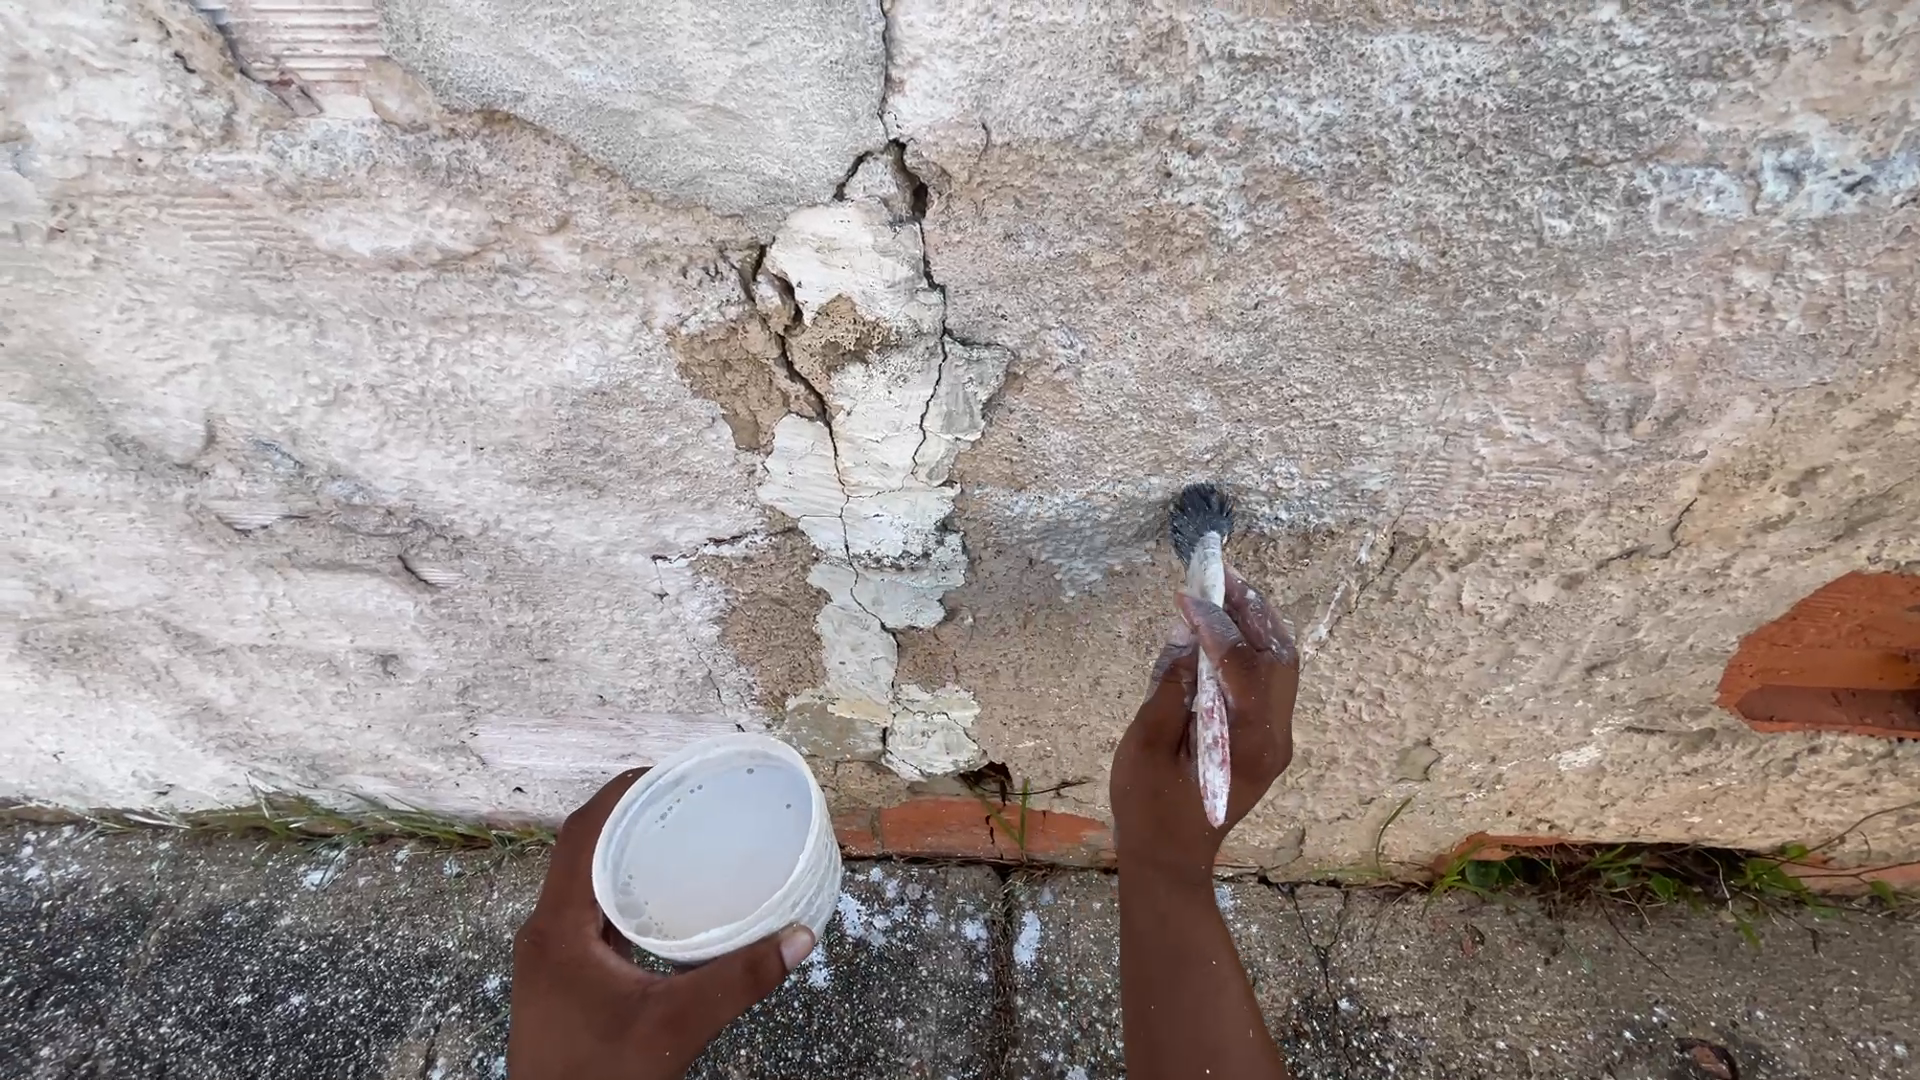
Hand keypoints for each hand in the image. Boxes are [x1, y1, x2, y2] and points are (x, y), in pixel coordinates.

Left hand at [508, 769, 817, 1079]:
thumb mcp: (675, 1028)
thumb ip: (739, 980)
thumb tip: (803, 936)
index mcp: (557, 929)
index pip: (579, 835)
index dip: (619, 793)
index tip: (668, 770)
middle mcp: (545, 931)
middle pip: (581, 848)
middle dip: (629, 812)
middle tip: (686, 795)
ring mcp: (550, 954)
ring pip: (583, 876)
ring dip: (623, 846)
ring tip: (679, 829)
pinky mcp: (562, 973)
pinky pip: (590, 905)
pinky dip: (623, 882)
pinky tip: (664, 892)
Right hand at [1110, 566, 1297, 880]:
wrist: (1171, 858)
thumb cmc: (1150, 807)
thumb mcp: (1145, 746)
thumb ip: (1168, 689)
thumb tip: (1185, 638)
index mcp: (1247, 742)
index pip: (1241, 665)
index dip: (1214, 624)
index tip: (1187, 594)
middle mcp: (1274, 736)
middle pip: (1279, 656)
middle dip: (1252, 609)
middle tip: (1219, 573)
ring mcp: (1274, 738)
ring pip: (1281, 664)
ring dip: (1256, 622)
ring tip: (1224, 588)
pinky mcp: (1264, 738)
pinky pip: (1268, 679)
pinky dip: (1251, 645)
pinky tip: (1225, 627)